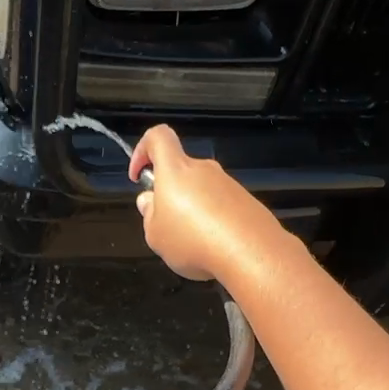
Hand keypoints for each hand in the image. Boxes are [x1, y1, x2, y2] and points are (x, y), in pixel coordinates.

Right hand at [129, 124, 283, 281]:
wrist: (250, 252)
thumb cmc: (194, 241)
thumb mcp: (155, 236)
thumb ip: (149, 215)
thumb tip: (149, 201)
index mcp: (176, 170)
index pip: (158, 137)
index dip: (143, 150)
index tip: (138, 175)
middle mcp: (203, 169)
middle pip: (180, 171)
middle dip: (168, 195)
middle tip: (164, 226)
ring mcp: (227, 184)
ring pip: (200, 191)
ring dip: (190, 212)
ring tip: (189, 244)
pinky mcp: (245, 201)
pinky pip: (220, 206)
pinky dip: (211, 222)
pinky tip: (212, 247)